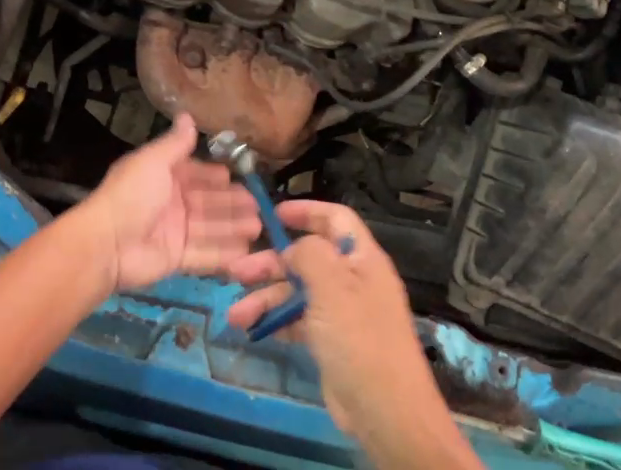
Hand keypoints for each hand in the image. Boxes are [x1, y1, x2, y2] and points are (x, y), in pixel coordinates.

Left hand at [69, 114, 263, 291]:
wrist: (106, 244)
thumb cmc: (131, 196)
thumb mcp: (153, 161)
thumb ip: (175, 143)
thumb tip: (187, 114)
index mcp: (164, 177)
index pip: (196, 174)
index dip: (216, 177)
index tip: (240, 178)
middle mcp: (171, 203)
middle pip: (207, 202)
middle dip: (232, 204)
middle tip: (259, 206)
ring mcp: (174, 232)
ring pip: (210, 228)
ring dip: (233, 227)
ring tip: (259, 227)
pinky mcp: (176, 259)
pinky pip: (204, 254)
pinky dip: (224, 253)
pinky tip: (245, 251)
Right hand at [226, 202, 479, 468]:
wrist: (385, 409)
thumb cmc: (359, 338)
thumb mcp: (333, 286)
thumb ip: (310, 254)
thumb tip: (294, 249)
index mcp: (362, 259)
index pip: (336, 219)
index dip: (307, 212)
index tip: (273, 214)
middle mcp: (352, 280)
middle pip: (308, 258)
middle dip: (271, 263)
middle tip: (236, 270)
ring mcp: (341, 312)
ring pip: (297, 293)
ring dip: (266, 298)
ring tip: (235, 313)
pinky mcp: (330, 341)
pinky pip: (297, 321)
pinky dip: (275, 322)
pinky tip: (251, 329)